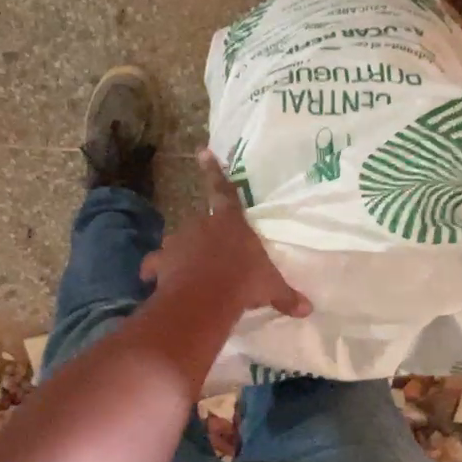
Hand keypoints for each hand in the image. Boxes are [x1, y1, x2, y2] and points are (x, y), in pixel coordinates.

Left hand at [139, 150, 311, 317]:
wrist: (205, 297)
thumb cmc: (243, 281)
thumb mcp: (270, 288)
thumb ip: (286, 296)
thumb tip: (308, 309)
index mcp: (230, 222)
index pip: (224, 191)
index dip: (214, 171)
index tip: (203, 151)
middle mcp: (201, 225)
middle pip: (201, 222)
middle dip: (205, 235)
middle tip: (214, 254)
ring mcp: (178, 241)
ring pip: (177, 241)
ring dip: (182, 251)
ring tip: (188, 269)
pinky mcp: (161, 261)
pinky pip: (155, 264)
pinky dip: (154, 270)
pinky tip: (152, 279)